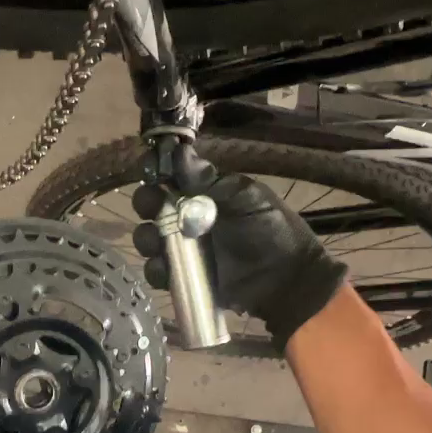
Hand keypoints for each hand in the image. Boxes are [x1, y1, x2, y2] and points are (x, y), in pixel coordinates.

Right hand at [131, 170, 347, 351]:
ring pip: (150, 241)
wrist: (285, 278)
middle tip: (152, 205)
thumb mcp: (246, 198)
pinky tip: (165, 267)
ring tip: (157, 242)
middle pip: (152, 207)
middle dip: (146, 203)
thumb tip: (180, 153)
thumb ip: (211, 182)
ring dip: (146, 239)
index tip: (151, 169)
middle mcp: (187, 219)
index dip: (156, 172)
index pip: (170, 178)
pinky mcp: (185, 279)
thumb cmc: (271, 230)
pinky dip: (156, 271)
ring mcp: (184, 251)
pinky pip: (160, 274)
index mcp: (202, 194)